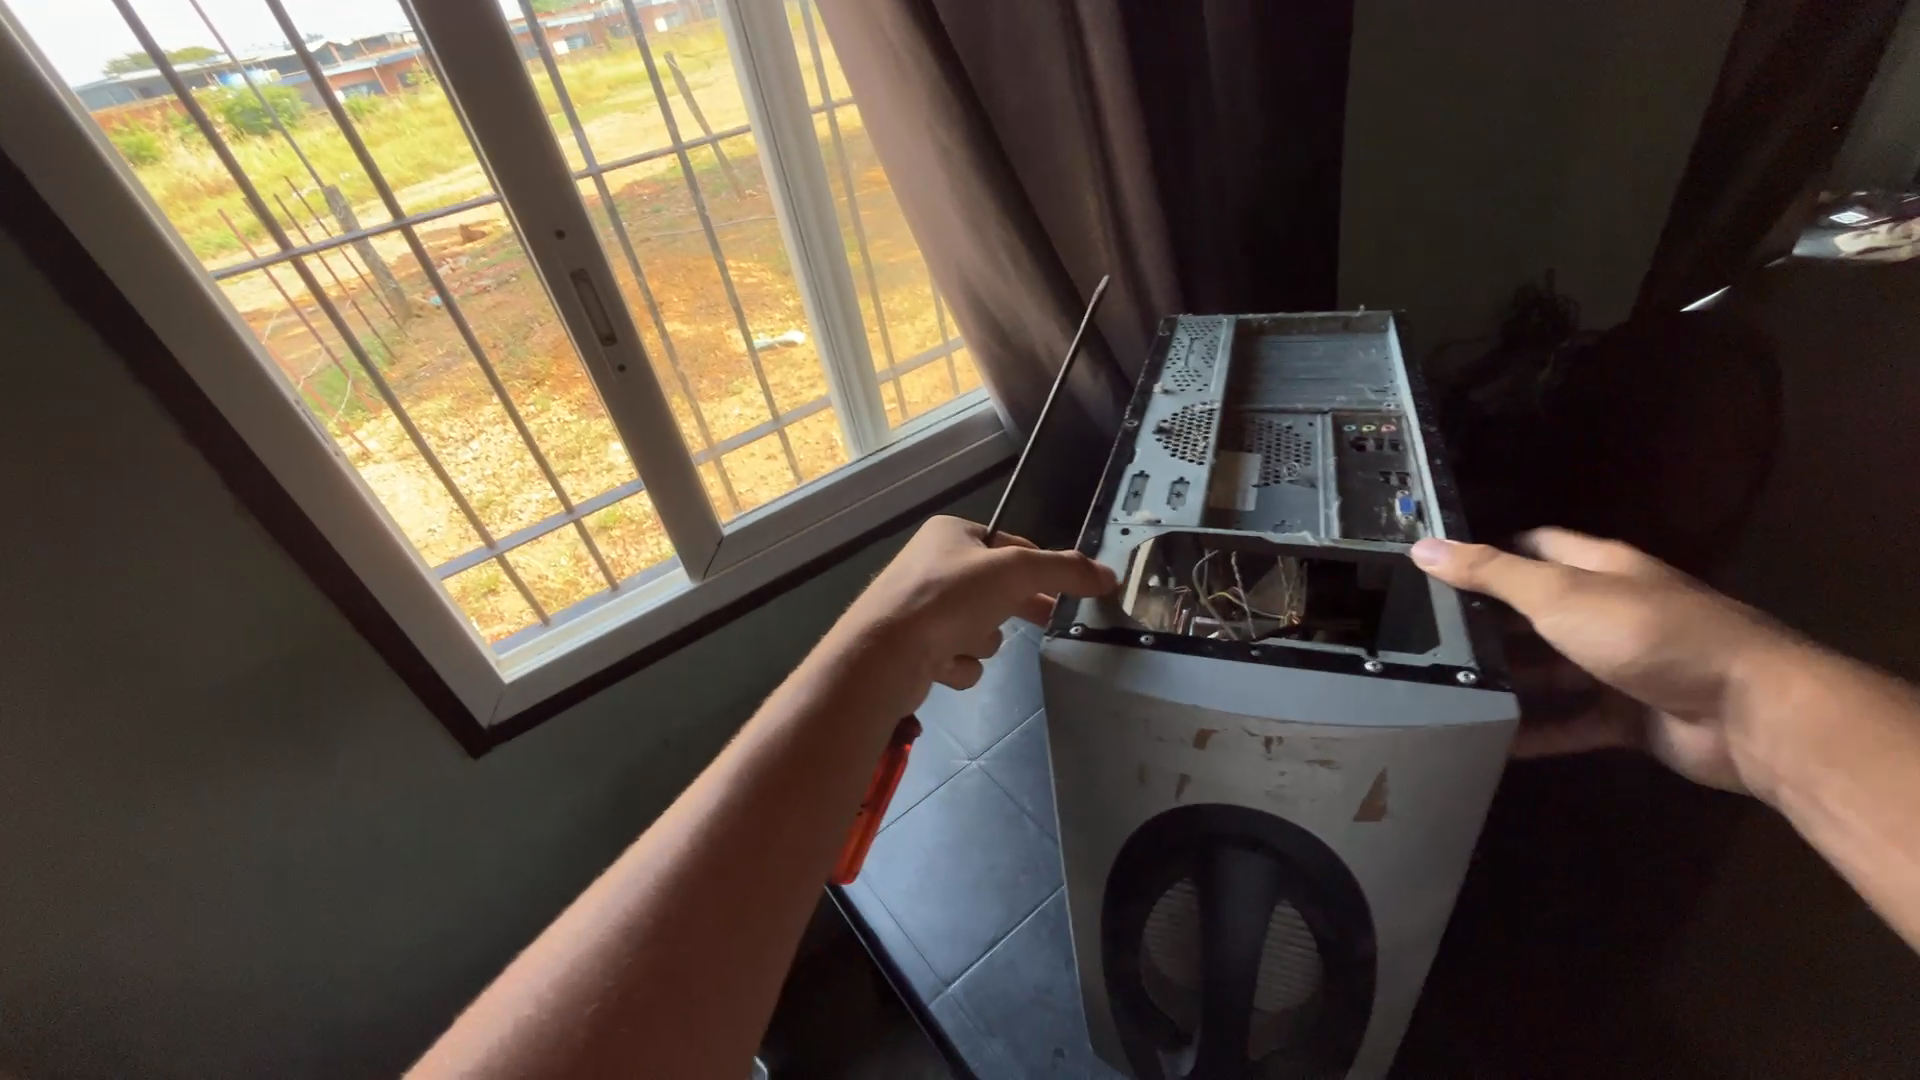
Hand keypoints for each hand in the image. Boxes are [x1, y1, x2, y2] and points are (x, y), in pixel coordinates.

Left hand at [837, 516, 1116, 696]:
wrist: (884, 654)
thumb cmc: (948, 598)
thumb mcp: (1014, 572)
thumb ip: (1064, 570)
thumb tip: (1107, 575)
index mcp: (951, 534)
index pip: (1011, 545)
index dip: (1040, 567)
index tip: (1067, 589)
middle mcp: (933, 565)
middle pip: (997, 589)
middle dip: (1010, 608)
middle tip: (1044, 619)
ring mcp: (921, 608)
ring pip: (981, 626)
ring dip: (981, 639)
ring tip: (963, 641)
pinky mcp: (914, 647)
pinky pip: (959, 655)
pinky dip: (959, 663)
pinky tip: (944, 664)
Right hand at [1411, 528, 1798, 793]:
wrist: (1752, 715)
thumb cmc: (1650, 635)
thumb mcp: (1558, 594)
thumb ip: (1489, 573)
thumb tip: (1423, 548)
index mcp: (1601, 571)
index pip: (1536, 548)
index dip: (1490, 553)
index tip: (1439, 568)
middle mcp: (1612, 613)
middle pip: (1538, 610)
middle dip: (1488, 621)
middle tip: (1427, 632)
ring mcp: (1622, 667)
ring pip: (1551, 669)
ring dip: (1508, 679)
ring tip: (1445, 685)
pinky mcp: (1629, 717)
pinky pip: (1570, 723)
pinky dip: (1534, 732)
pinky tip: (1489, 738)